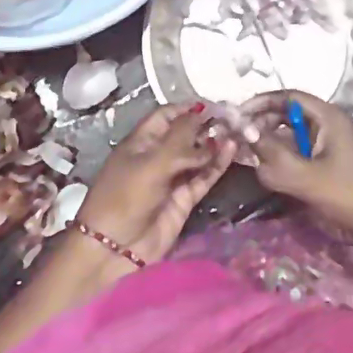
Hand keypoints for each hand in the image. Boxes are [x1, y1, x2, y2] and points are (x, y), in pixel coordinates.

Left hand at [77, 103, 233, 263]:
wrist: (115, 249)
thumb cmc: (125, 197)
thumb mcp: (152, 162)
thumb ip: (181, 138)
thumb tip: (203, 114)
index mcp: (140, 142)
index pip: (166, 116)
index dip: (187, 108)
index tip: (213, 103)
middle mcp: (157, 157)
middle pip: (185, 134)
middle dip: (206, 125)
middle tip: (233, 116)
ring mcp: (172, 178)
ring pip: (198, 155)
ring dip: (215, 143)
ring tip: (237, 131)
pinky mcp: (185, 198)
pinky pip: (204, 175)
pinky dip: (217, 163)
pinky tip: (230, 149)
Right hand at [242, 91, 352, 235]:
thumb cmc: (347, 195)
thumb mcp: (305, 176)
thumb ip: (272, 154)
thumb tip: (243, 132)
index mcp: (328, 117)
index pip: (289, 97)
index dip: (262, 102)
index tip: (238, 115)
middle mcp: (327, 125)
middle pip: (287, 114)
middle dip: (262, 124)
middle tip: (238, 138)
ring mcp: (326, 144)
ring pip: (289, 135)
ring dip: (269, 143)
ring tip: (246, 155)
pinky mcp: (324, 163)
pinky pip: (296, 153)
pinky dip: (279, 158)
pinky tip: (264, 170)